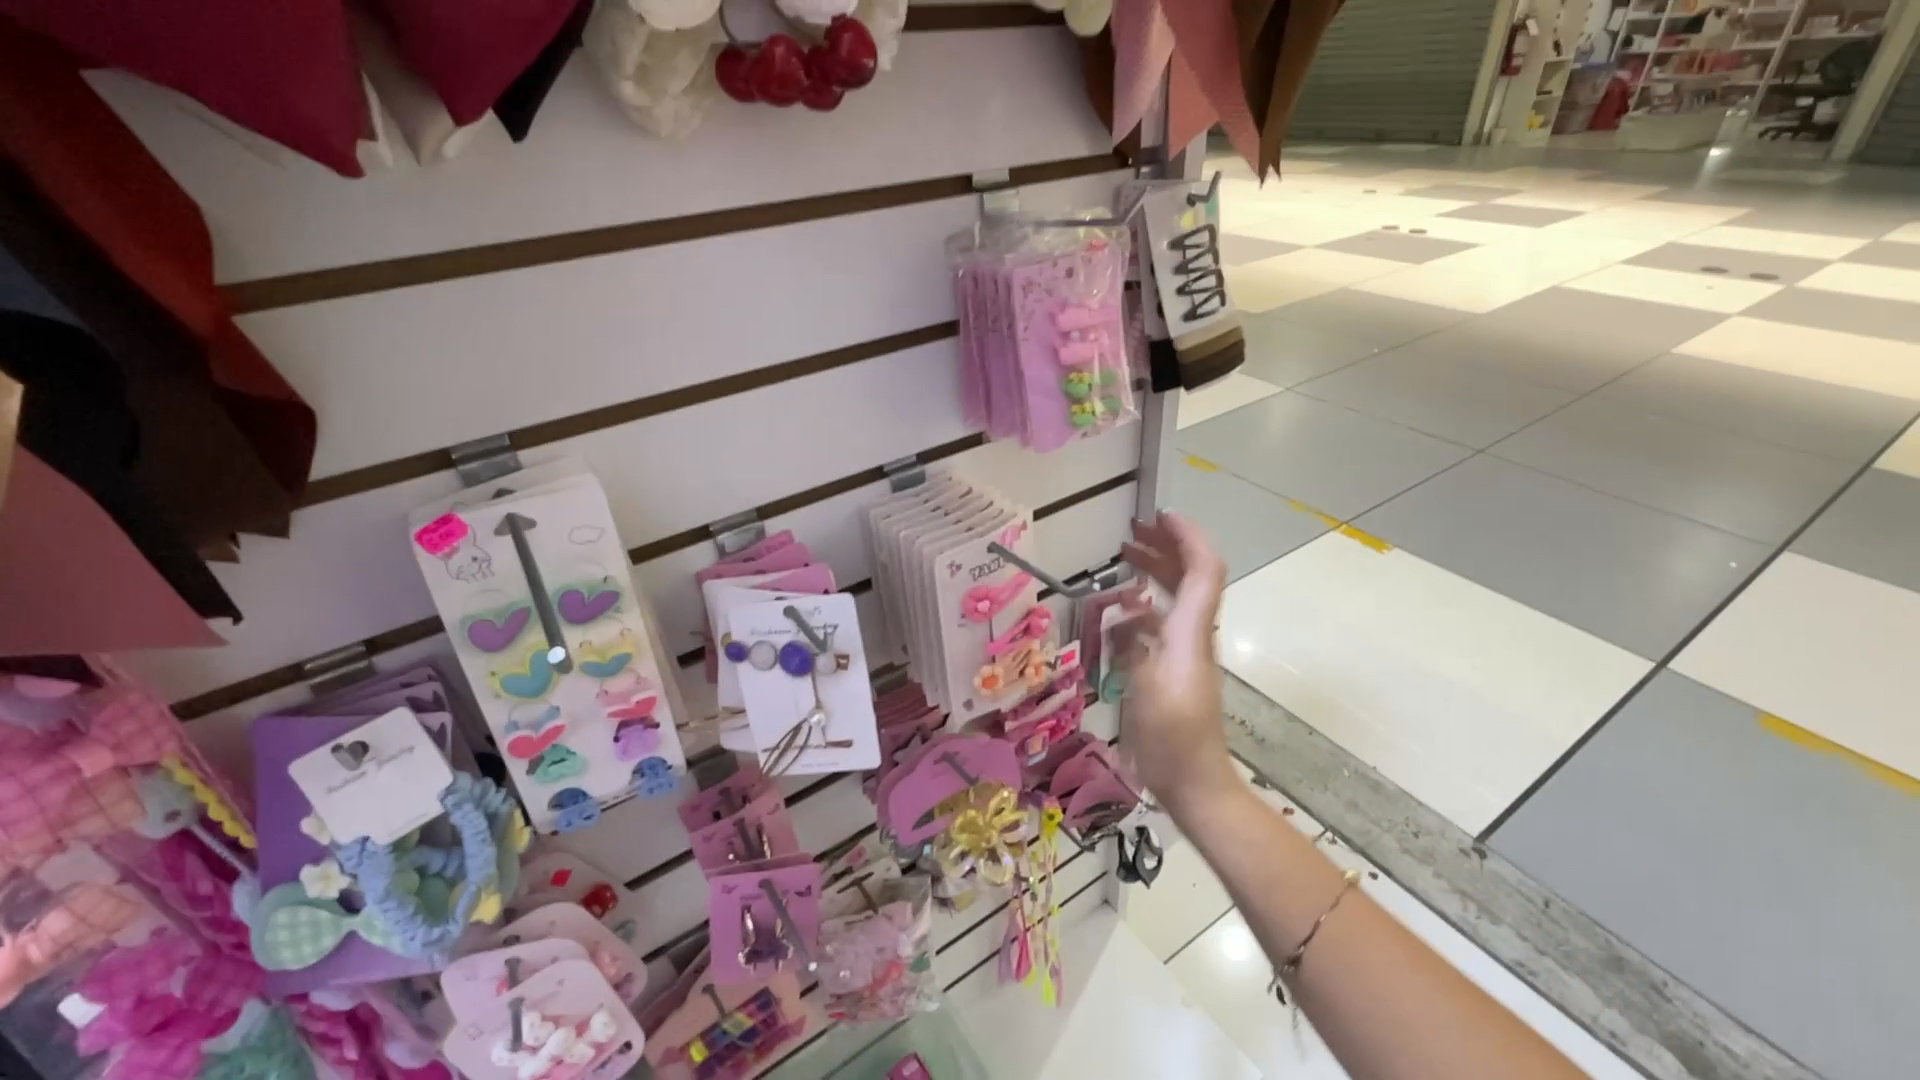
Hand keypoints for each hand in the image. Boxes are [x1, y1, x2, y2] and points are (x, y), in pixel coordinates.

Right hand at [1114, 511, 1236, 813]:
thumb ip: (1136, 644)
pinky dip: (1142, 607)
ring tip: (1124, 559)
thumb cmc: (1172, 737)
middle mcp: (1193, 635)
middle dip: (1167, 547)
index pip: (1203, 569)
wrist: (1195, 782)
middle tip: (1132, 531)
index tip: (1159, 515)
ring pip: (1178, 598)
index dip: (1186, 537)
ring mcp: (1185, 653)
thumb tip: (1128, 613)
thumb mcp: (1147, 686)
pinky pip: (1163, 624)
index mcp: (1191, 632)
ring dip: (1156, 572)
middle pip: (1192, 578)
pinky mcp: (1174, 671)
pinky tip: (1119, 613)